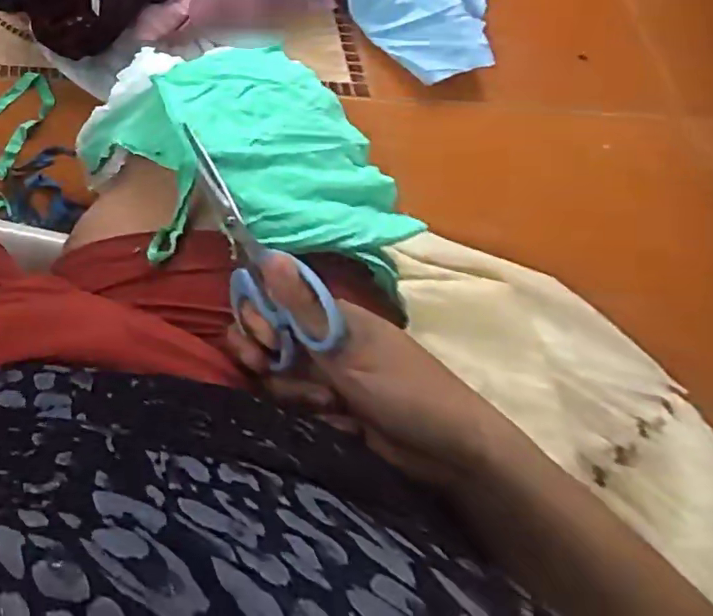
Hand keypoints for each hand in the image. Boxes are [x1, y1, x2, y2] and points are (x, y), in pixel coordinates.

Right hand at [226, 252, 531, 487]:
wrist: (457, 457)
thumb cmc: (406, 391)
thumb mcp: (348, 349)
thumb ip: (302, 308)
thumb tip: (270, 254)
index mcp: (326, 313)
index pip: (268, 300)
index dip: (256, 318)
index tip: (266, 342)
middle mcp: (318, 338)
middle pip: (264, 338)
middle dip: (262, 357)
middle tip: (271, 372)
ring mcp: (322, 374)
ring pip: (276, 374)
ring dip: (289, 391)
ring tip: (325, 406)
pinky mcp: (326, 407)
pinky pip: (293, 403)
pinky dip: (305, 413)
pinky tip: (334, 423)